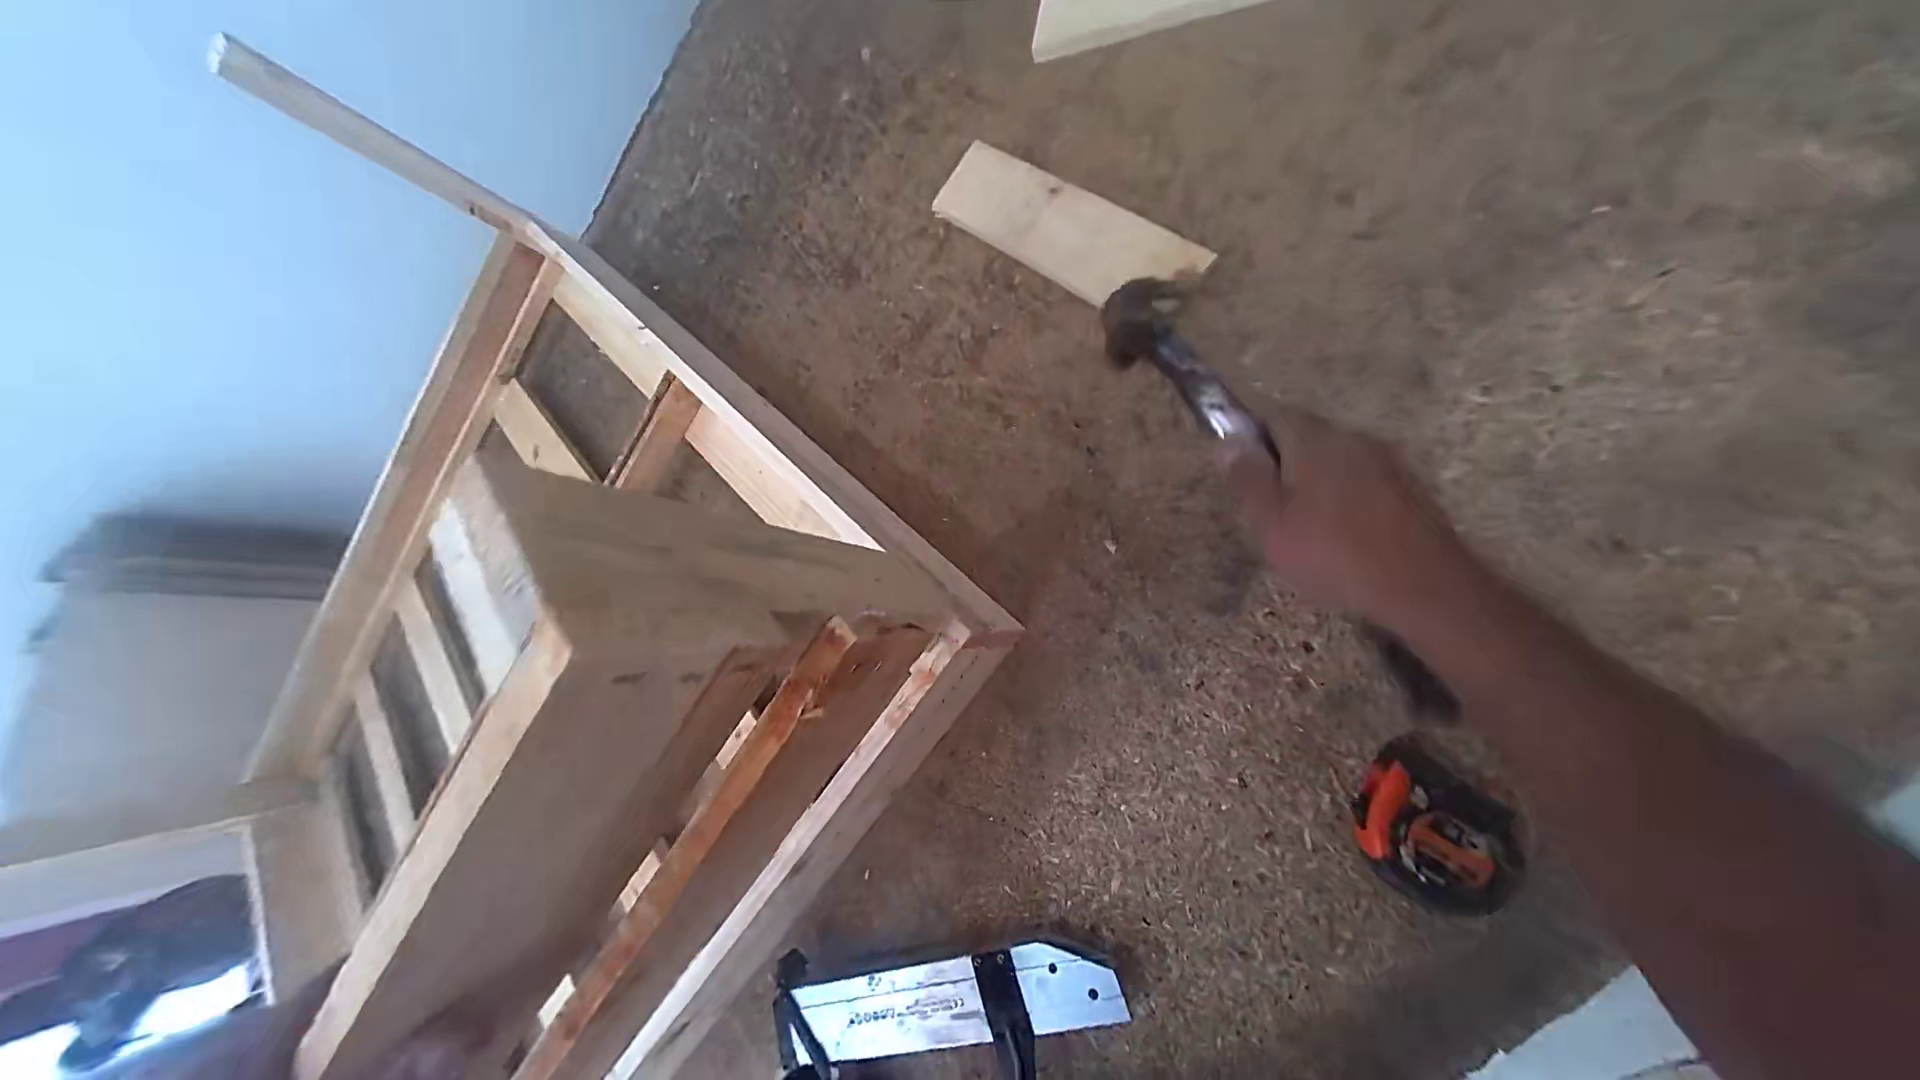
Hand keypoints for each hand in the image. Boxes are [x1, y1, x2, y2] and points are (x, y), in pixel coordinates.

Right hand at [1220, 410, 1477, 630]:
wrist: (1424, 587)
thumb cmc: (1334, 554)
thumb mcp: (1272, 523)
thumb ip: (1248, 479)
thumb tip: (1229, 444)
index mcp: (1315, 441)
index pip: (1272, 416)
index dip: (1249, 440)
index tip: (1241, 476)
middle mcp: (1354, 439)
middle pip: (1306, 437)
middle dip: (1282, 463)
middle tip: (1267, 509)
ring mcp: (1388, 462)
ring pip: (1335, 461)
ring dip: (1313, 482)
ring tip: (1302, 527)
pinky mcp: (1409, 489)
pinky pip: (1361, 482)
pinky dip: (1343, 499)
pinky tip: (1340, 535)